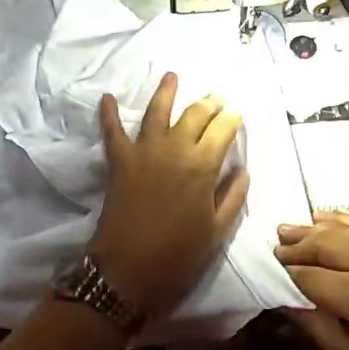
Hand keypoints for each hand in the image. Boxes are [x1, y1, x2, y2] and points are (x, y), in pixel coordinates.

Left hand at [92, 73, 248, 319]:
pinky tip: (107, 97)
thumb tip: (241, 169)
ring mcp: (144, 152)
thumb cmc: (180, 255)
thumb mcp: (218, 230)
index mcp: (203, 165)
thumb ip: (234, 195)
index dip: (233, 120)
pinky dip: (107, 114)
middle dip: (210, 103)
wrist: (128, 273)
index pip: (224, 129)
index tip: (237, 117)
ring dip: (166, 92)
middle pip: (195, 114)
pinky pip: (112, 132)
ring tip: (172, 76)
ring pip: (157, 112)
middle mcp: (175, 149)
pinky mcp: (119, 162)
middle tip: (217, 99)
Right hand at [275, 212, 348, 349]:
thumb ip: (315, 324)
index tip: (265, 272)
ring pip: (346, 231)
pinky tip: (324, 220)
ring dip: (315, 229)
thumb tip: (282, 299)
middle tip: (273, 247)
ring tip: (288, 229)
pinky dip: (343, 222)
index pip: (312, 277)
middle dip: (297, 245)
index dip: (286, 274)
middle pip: (327, 244)